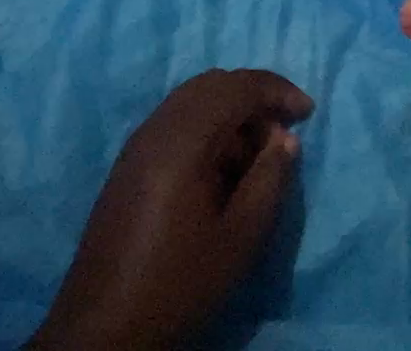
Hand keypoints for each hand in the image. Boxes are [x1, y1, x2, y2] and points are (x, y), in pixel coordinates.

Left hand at [30, 70, 313, 350]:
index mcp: (183, 141)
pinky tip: (222, 168)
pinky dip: (208, 128)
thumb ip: (270, 179)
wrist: (104, 329)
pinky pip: (176, 121)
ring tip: (256, 155)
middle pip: (213, 84)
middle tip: (283, 131)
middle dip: (254, 97)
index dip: (277, 90)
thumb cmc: (180, 282)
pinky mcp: (129, 164)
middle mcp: (156, 129)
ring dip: (230, 113)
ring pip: (193, 100)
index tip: (307, 112)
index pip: (236, 87)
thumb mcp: (240, 237)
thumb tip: (285, 138)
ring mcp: (138, 145)